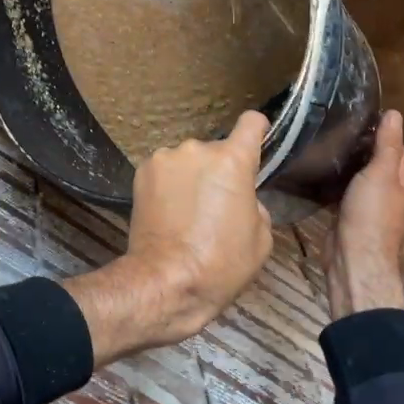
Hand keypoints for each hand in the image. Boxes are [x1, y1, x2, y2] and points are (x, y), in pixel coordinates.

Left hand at [63, 112, 273, 364]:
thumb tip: (240, 194)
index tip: (257, 136)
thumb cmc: (221, 263)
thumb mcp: (260, 238)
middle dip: (218, 172)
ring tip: (188, 213)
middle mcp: (197, 149)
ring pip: (187, 161)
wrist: (166, 279)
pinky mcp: (142, 171)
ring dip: (191, 177)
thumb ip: (254, 202)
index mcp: (232, 160)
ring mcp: (165, 157)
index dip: (257, 129)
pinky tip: (168, 212)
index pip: (251, 123)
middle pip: (215, 152)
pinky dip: (168, 185)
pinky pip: (165, 171)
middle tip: (216, 205)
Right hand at [327, 109, 403, 317]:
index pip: (399, 152)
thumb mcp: (380, 173)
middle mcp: (393, 197)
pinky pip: (347, 194)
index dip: (384, 135)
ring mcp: (373, 210)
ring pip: (363, 180)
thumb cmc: (371, 213)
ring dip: (351, 167)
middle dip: (365, 149)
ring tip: (328, 147)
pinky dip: (339, 184)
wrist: (354, 257)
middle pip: (381, 165)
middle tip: (338, 129)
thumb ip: (387, 145)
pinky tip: (323, 176)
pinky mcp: (353, 219)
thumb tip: (395, 114)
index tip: (360, 118)